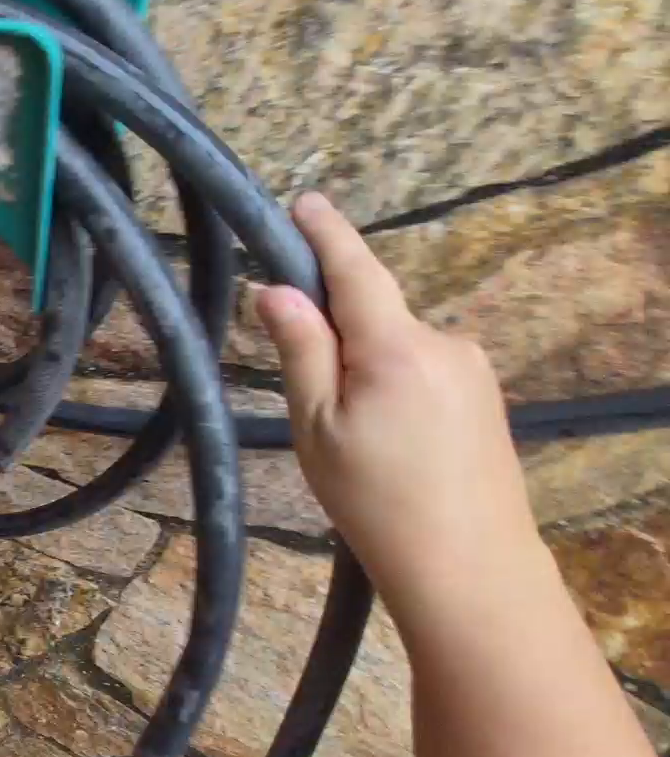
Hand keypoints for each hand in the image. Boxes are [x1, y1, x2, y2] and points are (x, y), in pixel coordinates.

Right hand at [254, 192, 539, 602]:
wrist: (463, 555)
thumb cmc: (370, 493)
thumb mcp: (315, 424)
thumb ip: (301, 352)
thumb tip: (277, 291)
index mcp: (396, 348)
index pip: (356, 274)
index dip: (327, 235)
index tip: (305, 201)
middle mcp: (444, 342)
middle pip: (370, 314)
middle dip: (329, 332)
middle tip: (302, 396)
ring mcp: (470, 366)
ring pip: (390, 345)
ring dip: (354, 367)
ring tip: (341, 435)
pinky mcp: (480, 391)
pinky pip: (415, 367)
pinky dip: (381, 383)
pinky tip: (374, 437)